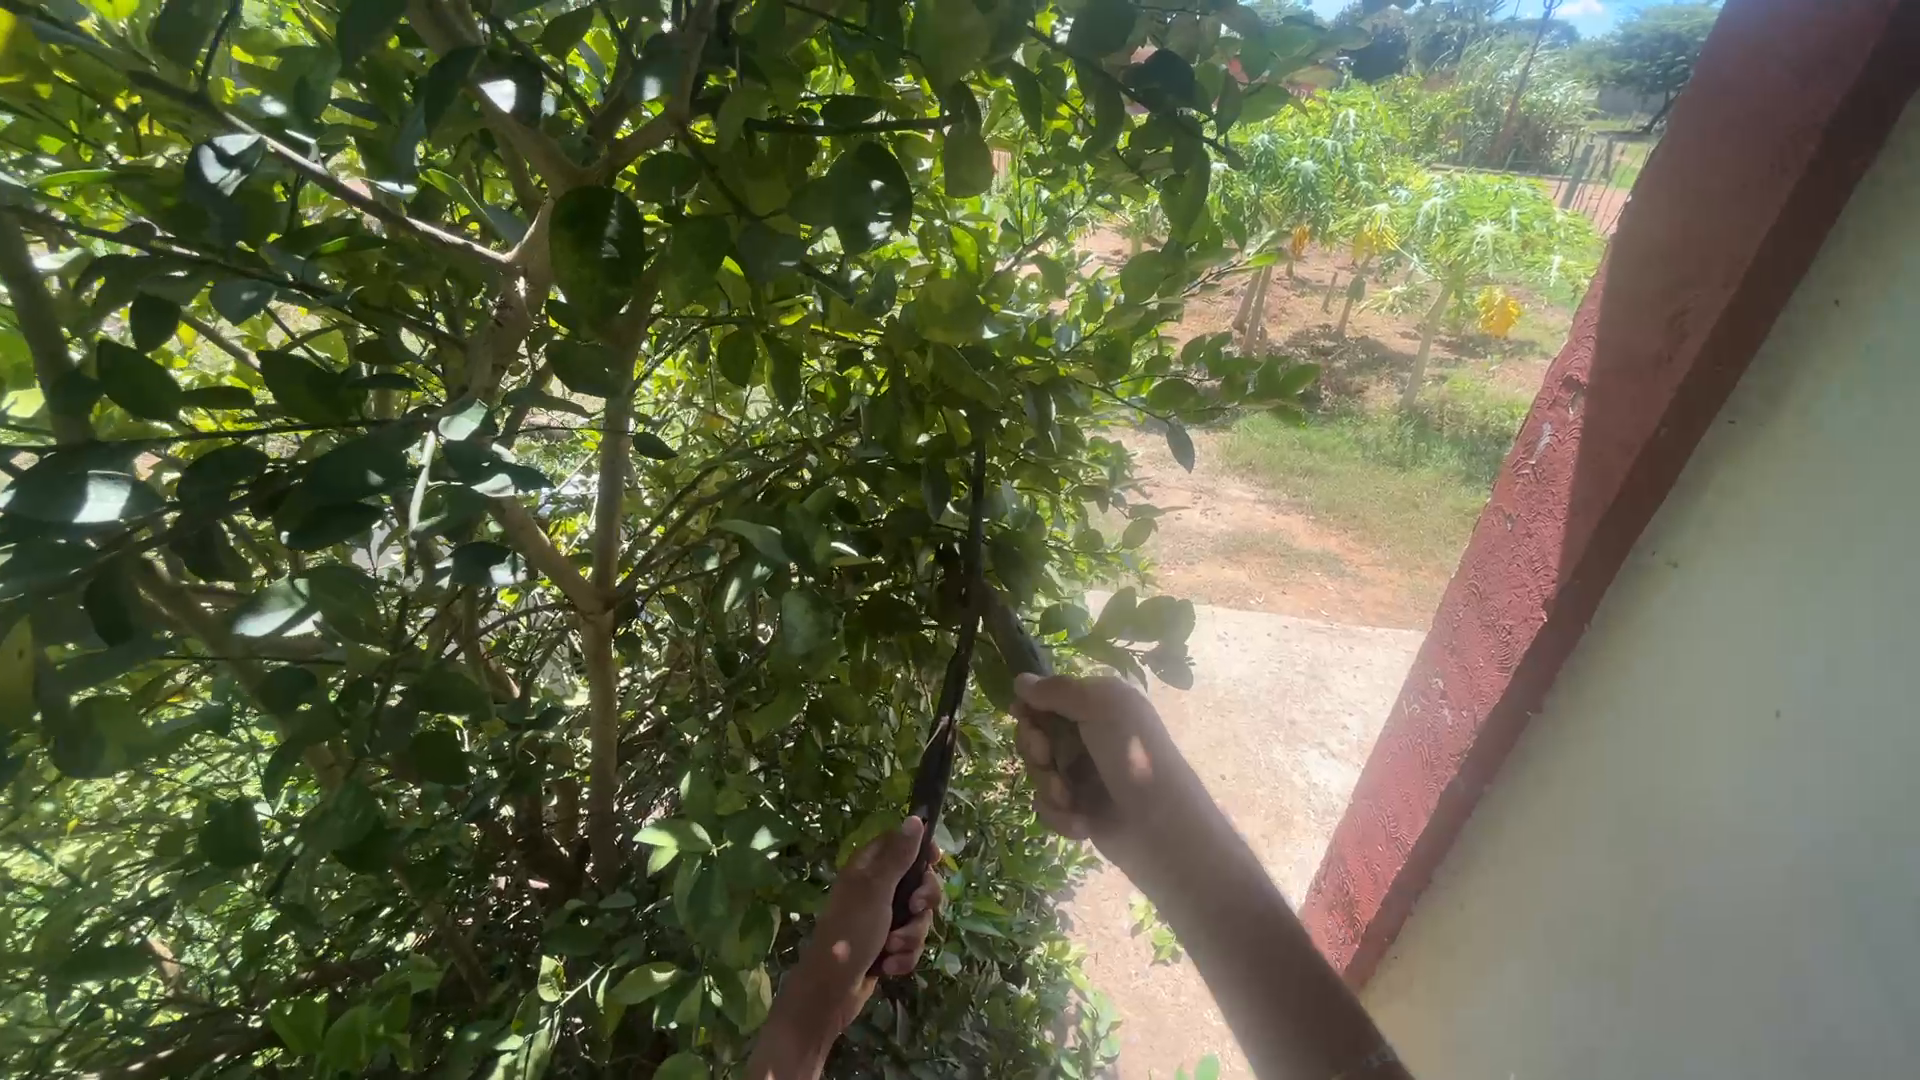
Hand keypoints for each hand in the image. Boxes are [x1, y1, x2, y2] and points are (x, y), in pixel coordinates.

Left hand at [765, 818, 941, 1043]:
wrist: (829, 993)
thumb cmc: (850, 933)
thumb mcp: (876, 890)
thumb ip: (898, 856)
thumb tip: (915, 818)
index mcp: (868, 868)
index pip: (901, 844)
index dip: (921, 850)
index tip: (936, 860)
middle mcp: (876, 889)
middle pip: (918, 882)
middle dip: (922, 902)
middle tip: (914, 910)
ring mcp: (881, 919)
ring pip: (918, 917)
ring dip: (911, 935)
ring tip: (892, 949)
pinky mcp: (886, 947)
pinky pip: (911, 944)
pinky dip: (904, 956)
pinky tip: (889, 967)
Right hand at [1011, 672, 1220, 880]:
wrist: (1162, 829)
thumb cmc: (1133, 755)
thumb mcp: (1101, 706)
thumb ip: (1058, 690)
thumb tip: (1020, 680)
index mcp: (1099, 705)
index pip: (1049, 697)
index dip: (1030, 707)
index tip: (1022, 714)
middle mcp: (1089, 735)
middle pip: (1035, 733)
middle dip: (1035, 747)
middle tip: (1045, 755)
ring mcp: (1083, 774)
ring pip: (1038, 771)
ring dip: (1048, 785)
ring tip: (1068, 798)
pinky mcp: (1080, 809)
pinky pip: (1048, 805)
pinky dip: (1059, 814)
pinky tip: (1080, 822)